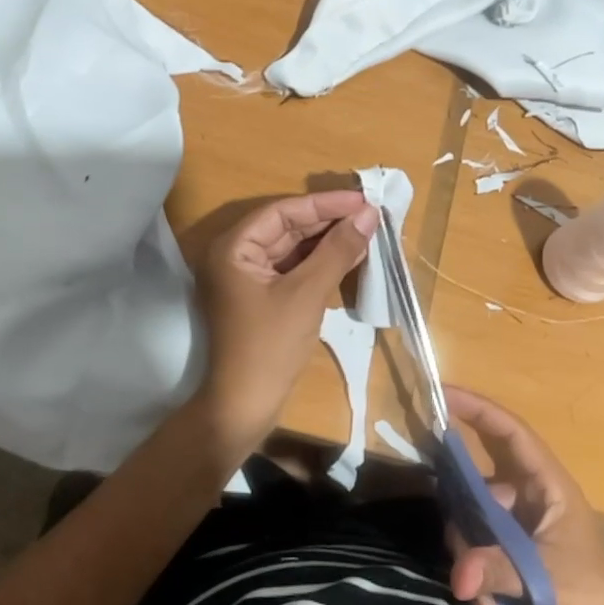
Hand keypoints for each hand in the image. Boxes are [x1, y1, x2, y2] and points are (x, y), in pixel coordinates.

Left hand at [194, 190, 376, 447]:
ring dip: (326, 241)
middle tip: (369, 214)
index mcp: (233, 248)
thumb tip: (369, 215)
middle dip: (328, 221)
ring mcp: (245, 279)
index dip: (324, 204)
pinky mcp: (259, 299)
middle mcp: (234, 257)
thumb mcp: (307, 294)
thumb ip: (338, 251)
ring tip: (366, 232)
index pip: (282, 212)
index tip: (362, 200)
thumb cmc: (271, 346)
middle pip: (285, 227)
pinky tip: (348, 257)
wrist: (245, 405)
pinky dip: (319, 263)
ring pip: (291, 248)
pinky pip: (292, 269)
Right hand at [443, 386, 603, 604]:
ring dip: (472, 566)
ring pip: (476, 527)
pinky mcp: (515, 557)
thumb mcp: (544, 579)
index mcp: (551, 486)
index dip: (479, 410)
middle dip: (464, 523)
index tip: (442, 395)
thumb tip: (459, 572)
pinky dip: (479, 583)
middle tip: (460, 559)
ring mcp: (523, 529)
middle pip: (480, 487)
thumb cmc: (593, 598)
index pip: (511, 433)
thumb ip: (497, 569)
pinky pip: (481, 555)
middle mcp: (533, 499)